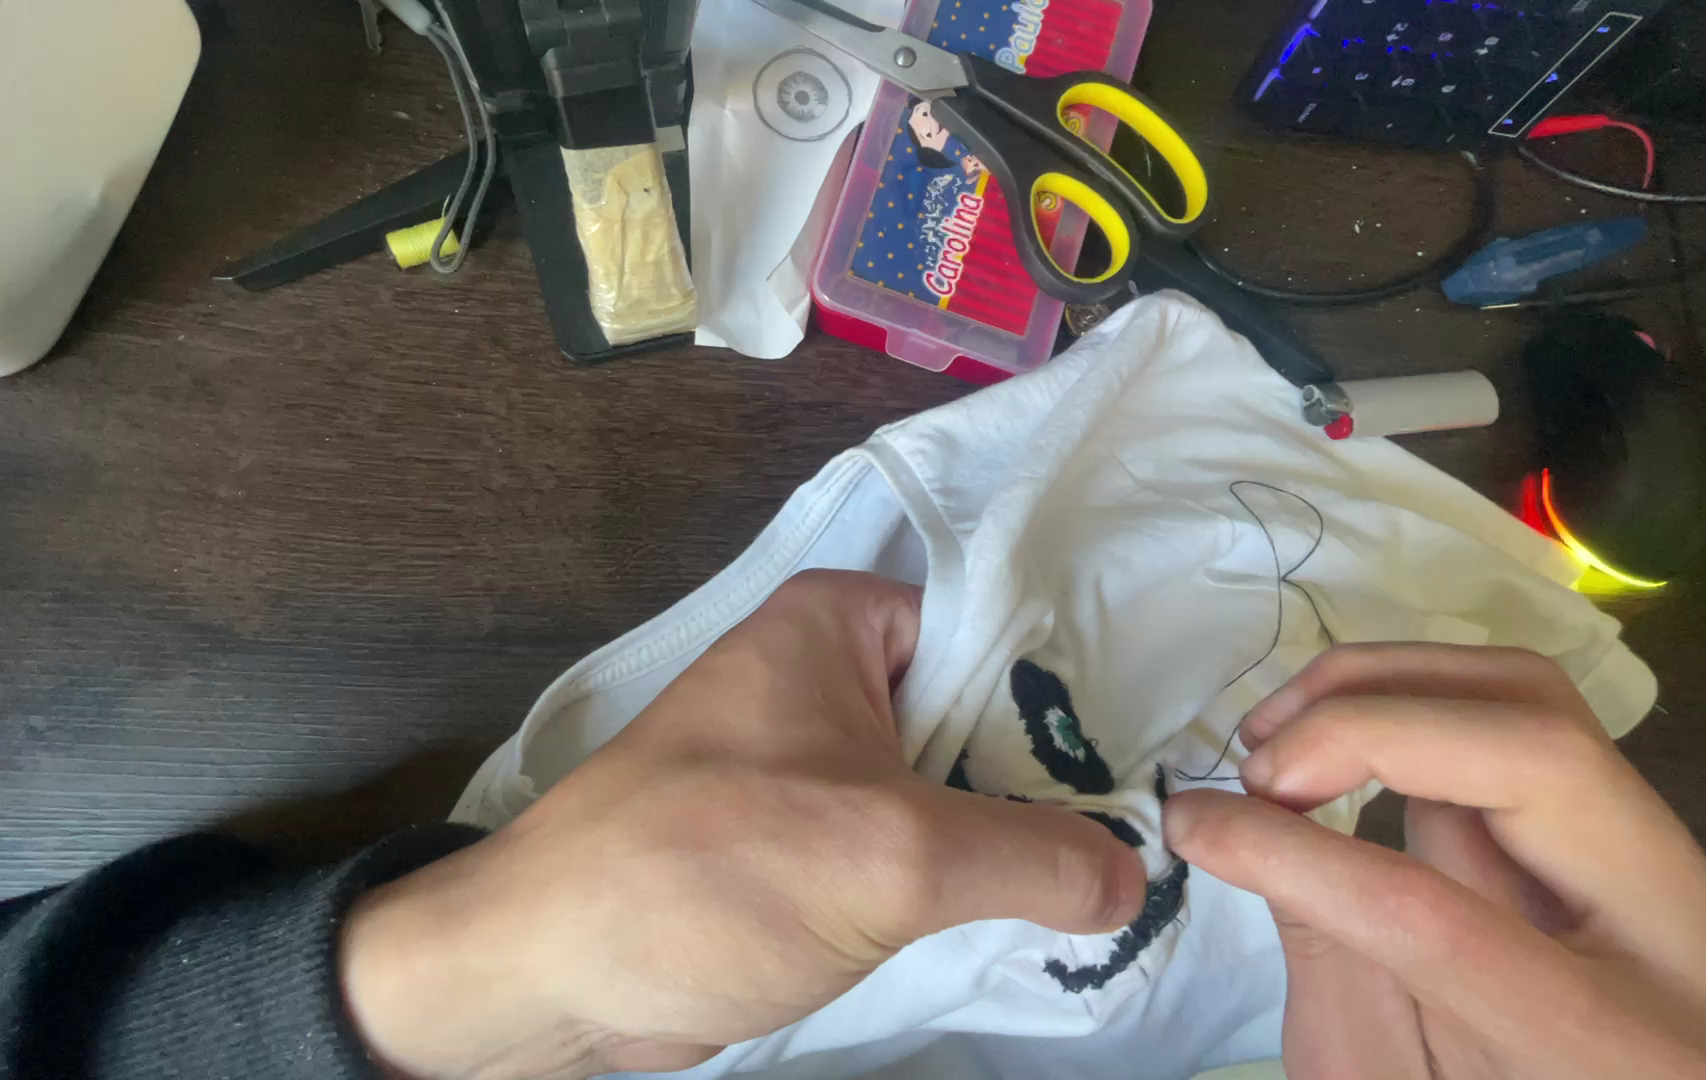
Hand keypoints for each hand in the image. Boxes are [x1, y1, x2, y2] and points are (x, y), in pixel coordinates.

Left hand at [339, 570, 1146, 1079]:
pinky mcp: (801, 817)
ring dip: (1000, 832)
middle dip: (1040, 779)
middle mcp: (826, 667)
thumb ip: (1031, 855)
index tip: (1147, 766)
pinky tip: (1022, 906)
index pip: (990, 636)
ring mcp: (812, 745)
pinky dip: (953, 866)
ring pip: (941, 777)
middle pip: (971, 711)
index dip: (1069, 701)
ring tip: (1103, 878)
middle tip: (1142, 836)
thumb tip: (1132, 868)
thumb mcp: (894, 854)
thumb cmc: (715, 865)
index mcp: (841, 621)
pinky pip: (903, 826)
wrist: (558, 963)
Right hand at [1166, 643, 1705, 1078]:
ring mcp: (1660, 861)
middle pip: (1536, 750)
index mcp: (1626, 1060)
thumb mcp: (1379, 1076)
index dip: (1291, 854)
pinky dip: (1386, 697)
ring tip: (1279, 738)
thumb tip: (1223, 820)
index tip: (1193, 824)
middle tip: (1261, 775)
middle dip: (1356, 728)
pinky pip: (1498, 709)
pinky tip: (1324, 741)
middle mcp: (1693, 941)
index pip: (1438, 918)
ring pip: (1525, 694)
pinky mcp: (1602, 813)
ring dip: (1369, 687)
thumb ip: (1317, 951)